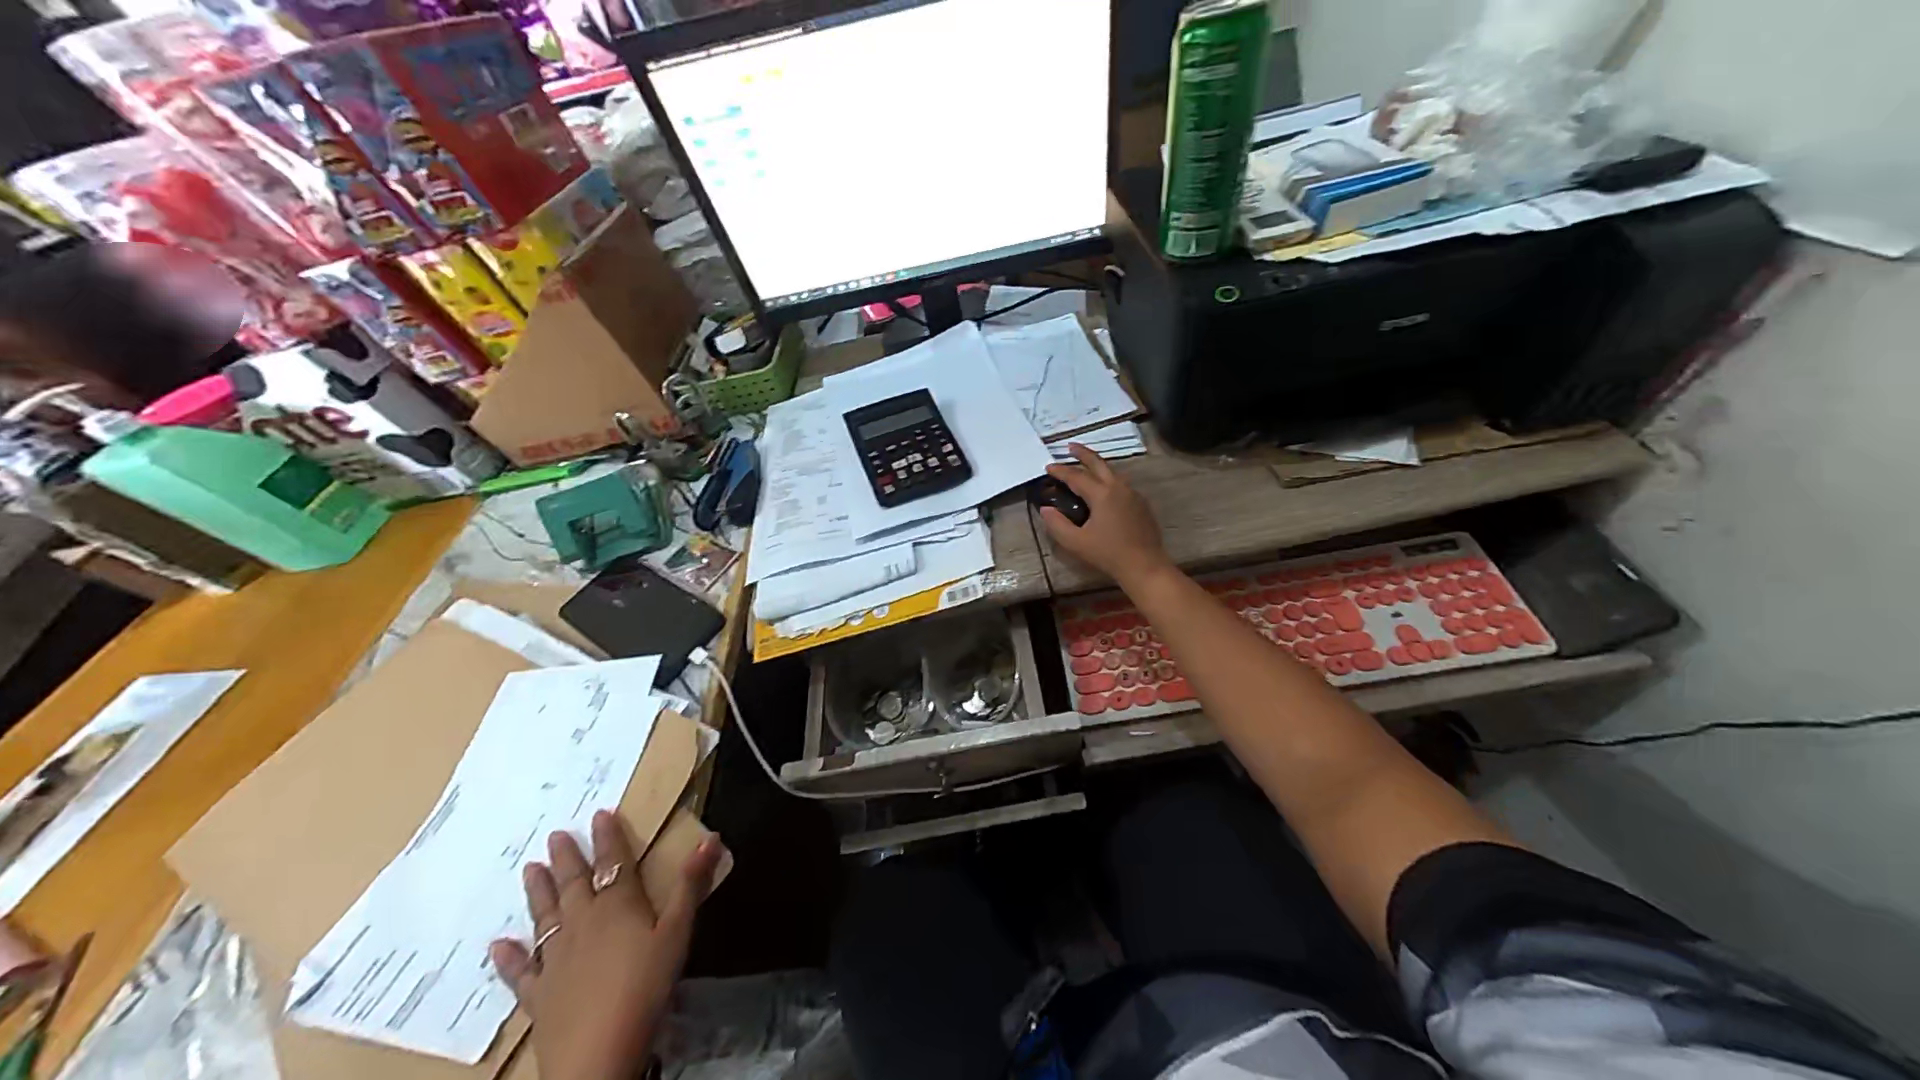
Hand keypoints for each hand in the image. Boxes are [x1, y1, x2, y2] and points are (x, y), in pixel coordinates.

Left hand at [491, 812, 725, 1079]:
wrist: (598, 1051)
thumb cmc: (646, 987)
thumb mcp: (679, 933)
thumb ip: (691, 885)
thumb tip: (711, 838)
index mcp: (617, 906)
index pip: (613, 863)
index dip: (608, 837)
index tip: (600, 814)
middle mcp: (582, 924)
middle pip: (574, 884)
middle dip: (567, 858)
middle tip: (555, 835)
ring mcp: (555, 959)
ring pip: (546, 917)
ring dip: (538, 892)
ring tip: (529, 869)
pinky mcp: (539, 994)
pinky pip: (520, 971)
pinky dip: (508, 958)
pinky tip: (497, 946)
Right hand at [1038, 443, 1173, 587]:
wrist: (1145, 566)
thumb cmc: (1108, 554)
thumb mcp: (1076, 542)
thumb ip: (1057, 524)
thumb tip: (1045, 509)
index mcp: (1102, 494)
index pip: (1076, 476)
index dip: (1060, 471)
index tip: (1048, 467)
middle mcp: (1119, 488)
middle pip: (1099, 463)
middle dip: (1083, 453)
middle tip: (1070, 447)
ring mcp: (1133, 495)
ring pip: (1112, 472)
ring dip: (1097, 466)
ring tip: (1085, 466)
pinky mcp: (1141, 504)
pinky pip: (1121, 484)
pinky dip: (1108, 479)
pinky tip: (1103, 489)